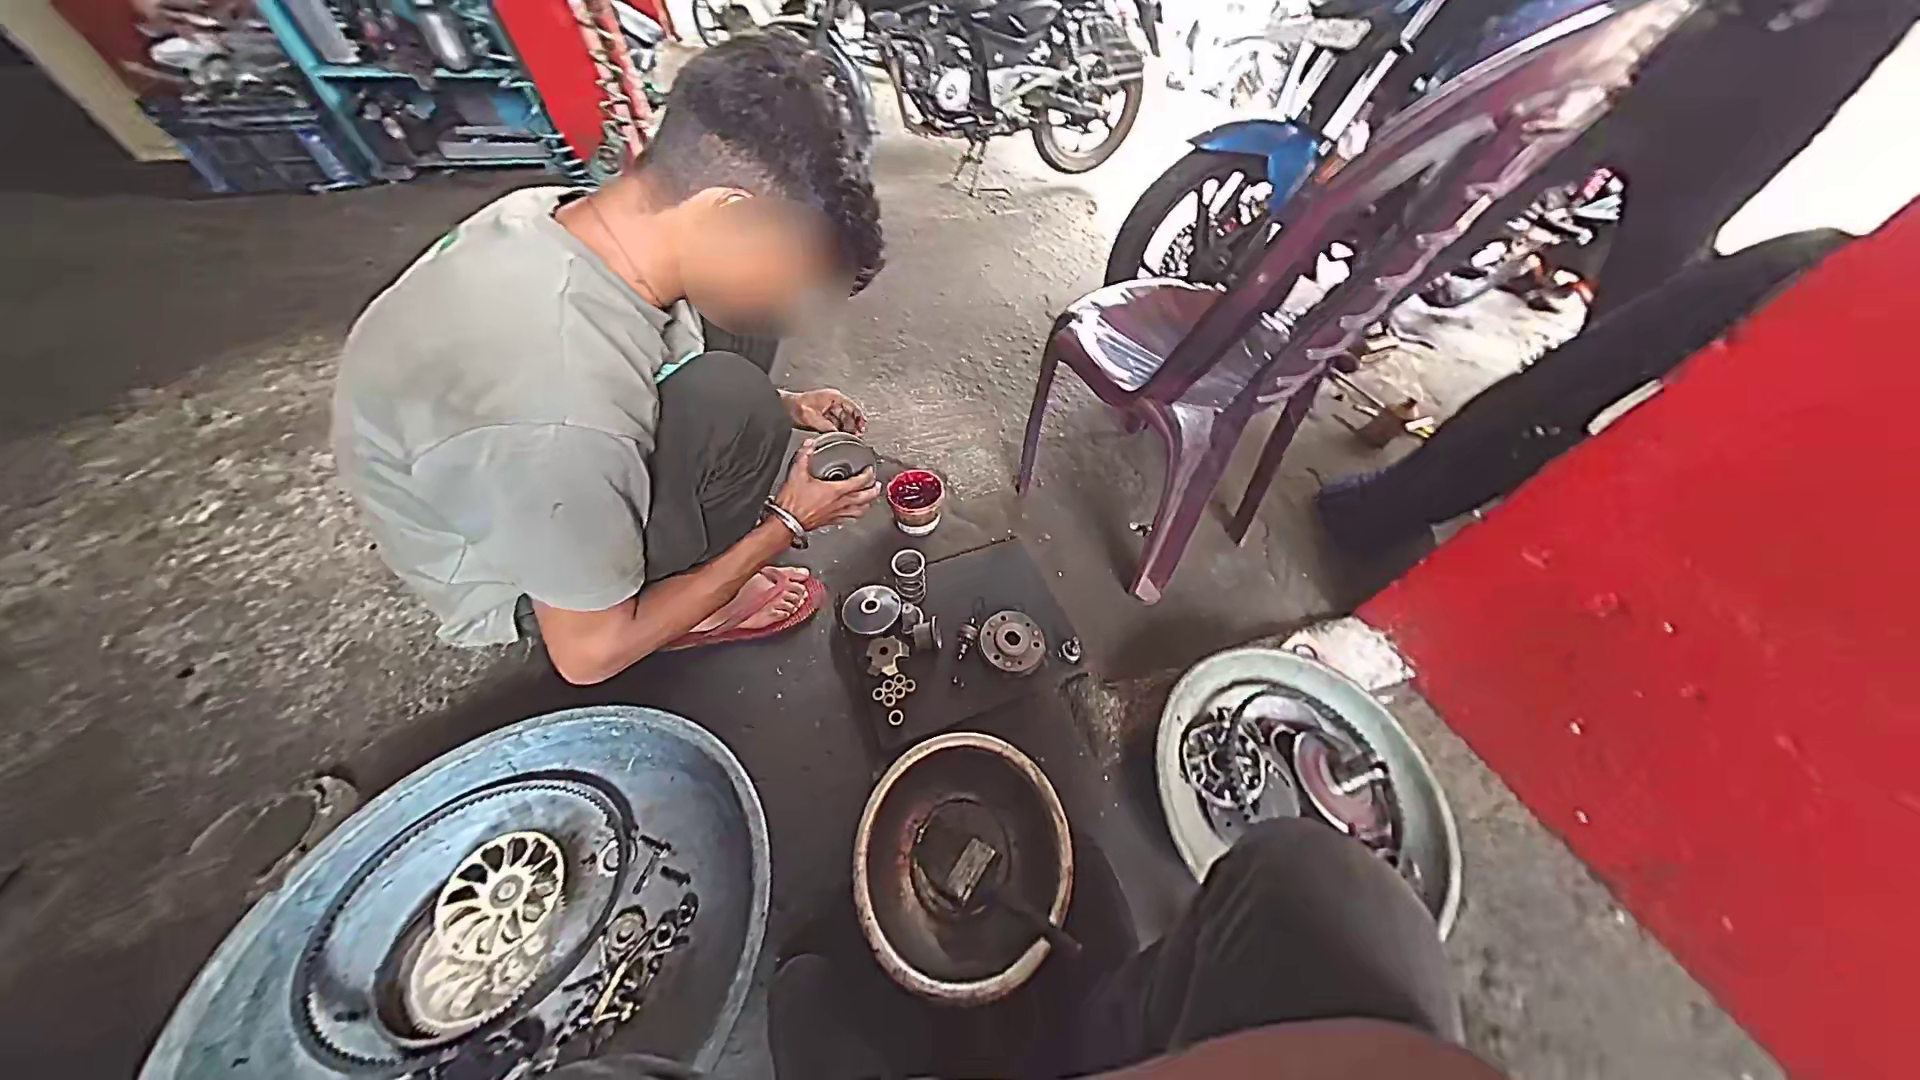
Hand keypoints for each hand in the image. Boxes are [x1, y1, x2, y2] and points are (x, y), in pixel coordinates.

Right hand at [774, 439, 882, 530]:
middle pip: (865, 498)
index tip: (870, 470)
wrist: (786, 521)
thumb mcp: (797, 473)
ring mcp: (837, 514)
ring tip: (870, 500)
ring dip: (867, 504)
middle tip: (877, 485)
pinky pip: (849, 519)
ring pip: (860, 510)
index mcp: (835, 490)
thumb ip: (804, 456)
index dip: (868, 475)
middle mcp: (840, 503)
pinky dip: (855, 515)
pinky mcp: (831, 522)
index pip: (860, 482)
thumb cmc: (792, 502)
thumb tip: (809, 444)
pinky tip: (853, 513)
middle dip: (874, 491)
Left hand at [782, 388, 866, 433]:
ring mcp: (830, 410)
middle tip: (858, 435)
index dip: (859, 416)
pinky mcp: (826, 417)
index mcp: (834, 397)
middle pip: (850, 415)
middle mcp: (833, 403)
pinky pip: (837, 424)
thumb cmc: (796, 406)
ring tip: (852, 437)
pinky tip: (842, 436)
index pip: (852, 406)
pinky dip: (840, 430)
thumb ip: (826, 426)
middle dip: (854, 425)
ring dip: (848, 429)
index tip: (863, 425)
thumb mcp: (812, 417)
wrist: (785, 408)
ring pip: (844, 421)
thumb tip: (837, 433)